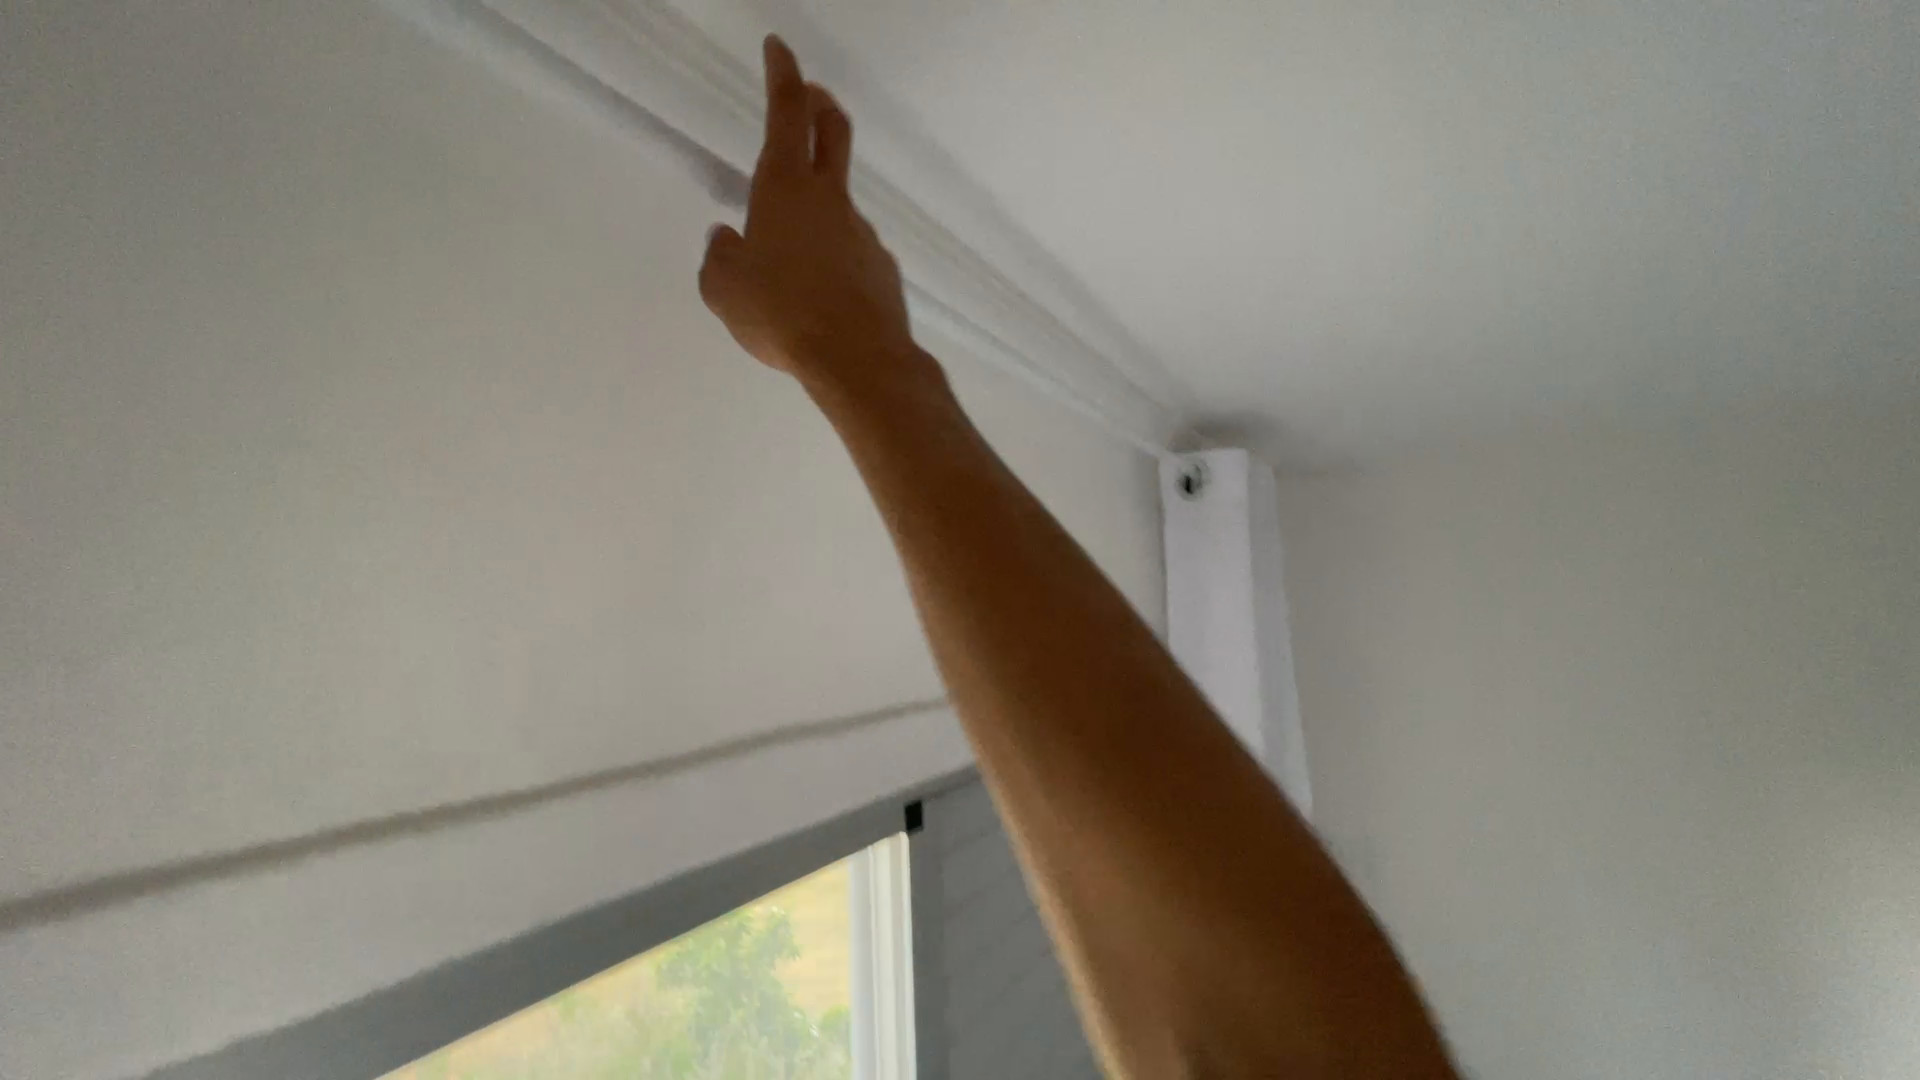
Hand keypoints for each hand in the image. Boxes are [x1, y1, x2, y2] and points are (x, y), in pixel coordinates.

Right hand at [699, 37, 920, 389]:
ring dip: (820, 212)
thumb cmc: (781, 314)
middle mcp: (831, 202)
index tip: (780, 50)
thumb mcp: (724, 288)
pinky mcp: (882, 271)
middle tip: (811, 98)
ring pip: (840, 208)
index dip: (783, 75)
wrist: (856, 360)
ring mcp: (864, 236)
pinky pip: (853, 255)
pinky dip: (836, 260)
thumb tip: (727, 239)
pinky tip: (824, 296)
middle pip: (833, 135)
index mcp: (786, 189)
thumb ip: (720, 256)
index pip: (786, 113)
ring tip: (795, 260)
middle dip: (820, 107)